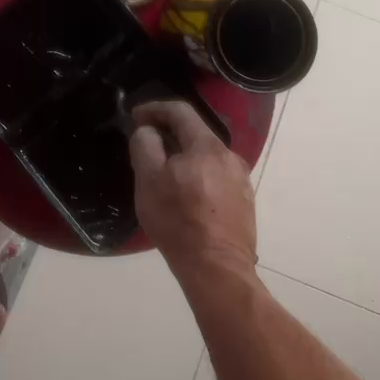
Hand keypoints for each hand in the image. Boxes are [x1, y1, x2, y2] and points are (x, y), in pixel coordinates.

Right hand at [128, 100, 257, 285]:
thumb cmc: (178, 221)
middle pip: (194, 133)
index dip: (154, 109)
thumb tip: (149, 131)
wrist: (217, 270)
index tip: (135, 119)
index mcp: (207, 146)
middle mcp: (230, 157)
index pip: (180, 111)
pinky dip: (196, 174)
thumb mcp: (148, 179)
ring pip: (205, 156)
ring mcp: (240, 180)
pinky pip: (215, 176)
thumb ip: (145, 145)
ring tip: (162, 173)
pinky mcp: (244, 202)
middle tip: (145, 146)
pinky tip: (184, 194)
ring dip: (182, 156)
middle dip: (167, 133)